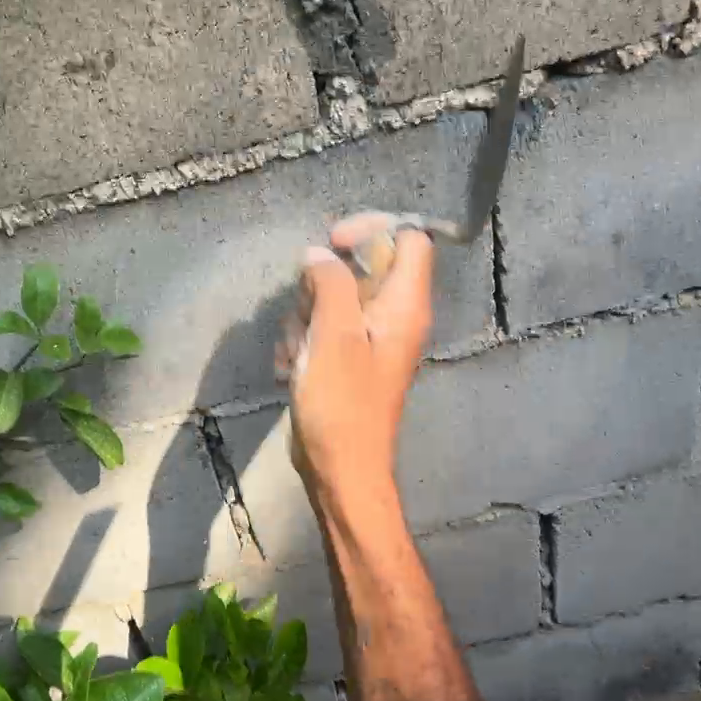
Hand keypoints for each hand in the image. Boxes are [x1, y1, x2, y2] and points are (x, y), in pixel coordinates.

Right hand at [275, 212, 435, 496]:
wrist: (341, 472)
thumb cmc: (342, 403)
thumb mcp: (334, 335)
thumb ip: (331, 283)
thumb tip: (318, 255)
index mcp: (405, 305)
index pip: (410, 237)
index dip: (372, 229)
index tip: (333, 243)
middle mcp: (394, 316)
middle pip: (362, 266)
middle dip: (322, 282)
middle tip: (308, 311)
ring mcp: (370, 338)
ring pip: (334, 297)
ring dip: (304, 316)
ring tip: (297, 351)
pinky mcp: (348, 359)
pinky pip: (323, 328)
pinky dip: (302, 341)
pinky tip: (290, 367)